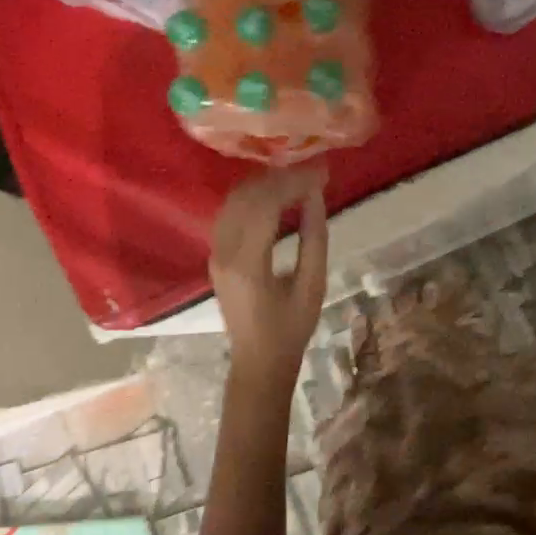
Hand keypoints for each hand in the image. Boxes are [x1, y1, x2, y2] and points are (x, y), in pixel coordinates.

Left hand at [209, 166, 329, 380]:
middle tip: (311, 172)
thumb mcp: (313, 286)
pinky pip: (229, 213)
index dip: (293, 182)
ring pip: (234, 200)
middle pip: (246, 196)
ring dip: (263, 184)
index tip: (321, 172)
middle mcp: (224, 252)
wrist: (258, 361)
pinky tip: (275, 197)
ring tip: (296, 180)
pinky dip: (251, 197)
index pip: (266, 205)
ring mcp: (215, 252)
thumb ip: (314, 239)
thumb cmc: (290, 329)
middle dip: (279, 178)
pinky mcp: (215, 255)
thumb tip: (315, 196)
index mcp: (248, 263)